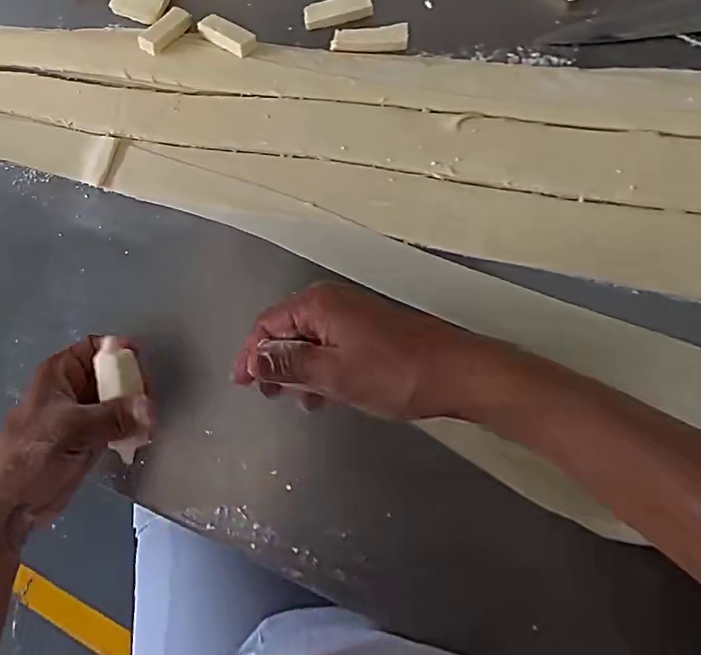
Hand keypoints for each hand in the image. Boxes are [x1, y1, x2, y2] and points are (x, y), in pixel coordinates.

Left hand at [0, 336, 153, 544]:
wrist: (9, 505)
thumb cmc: (29, 455)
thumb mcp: (71, 428)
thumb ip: (113, 417)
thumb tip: (148, 408)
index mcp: (60, 373)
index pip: (94, 348)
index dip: (117, 349)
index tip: (140, 360)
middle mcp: (72, 389)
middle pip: (110, 374)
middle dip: (131, 383)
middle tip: (148, 397)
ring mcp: (82, 416)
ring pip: (117, 401)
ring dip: (133, 408)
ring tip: (149, 419)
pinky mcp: (90, 441)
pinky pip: (117, 426)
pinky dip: (130, 429)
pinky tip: (142, 437)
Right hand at [232, 281, 514, 421]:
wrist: (458, 372)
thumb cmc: (393, 373)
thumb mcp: (333, 375)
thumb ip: (288, 365)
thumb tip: (252, 359)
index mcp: (317, 304)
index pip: (267, 324)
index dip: (251, 354)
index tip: (242, 384)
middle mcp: (330, 301)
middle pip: (285, 329)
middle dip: (272, 362)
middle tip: (266, 395)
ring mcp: (350, 314)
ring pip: (308, 340)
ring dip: (297, 369)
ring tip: (296, 400)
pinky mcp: (367, 329)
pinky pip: (329, 345)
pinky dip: (320, 368)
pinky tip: (324, 394)